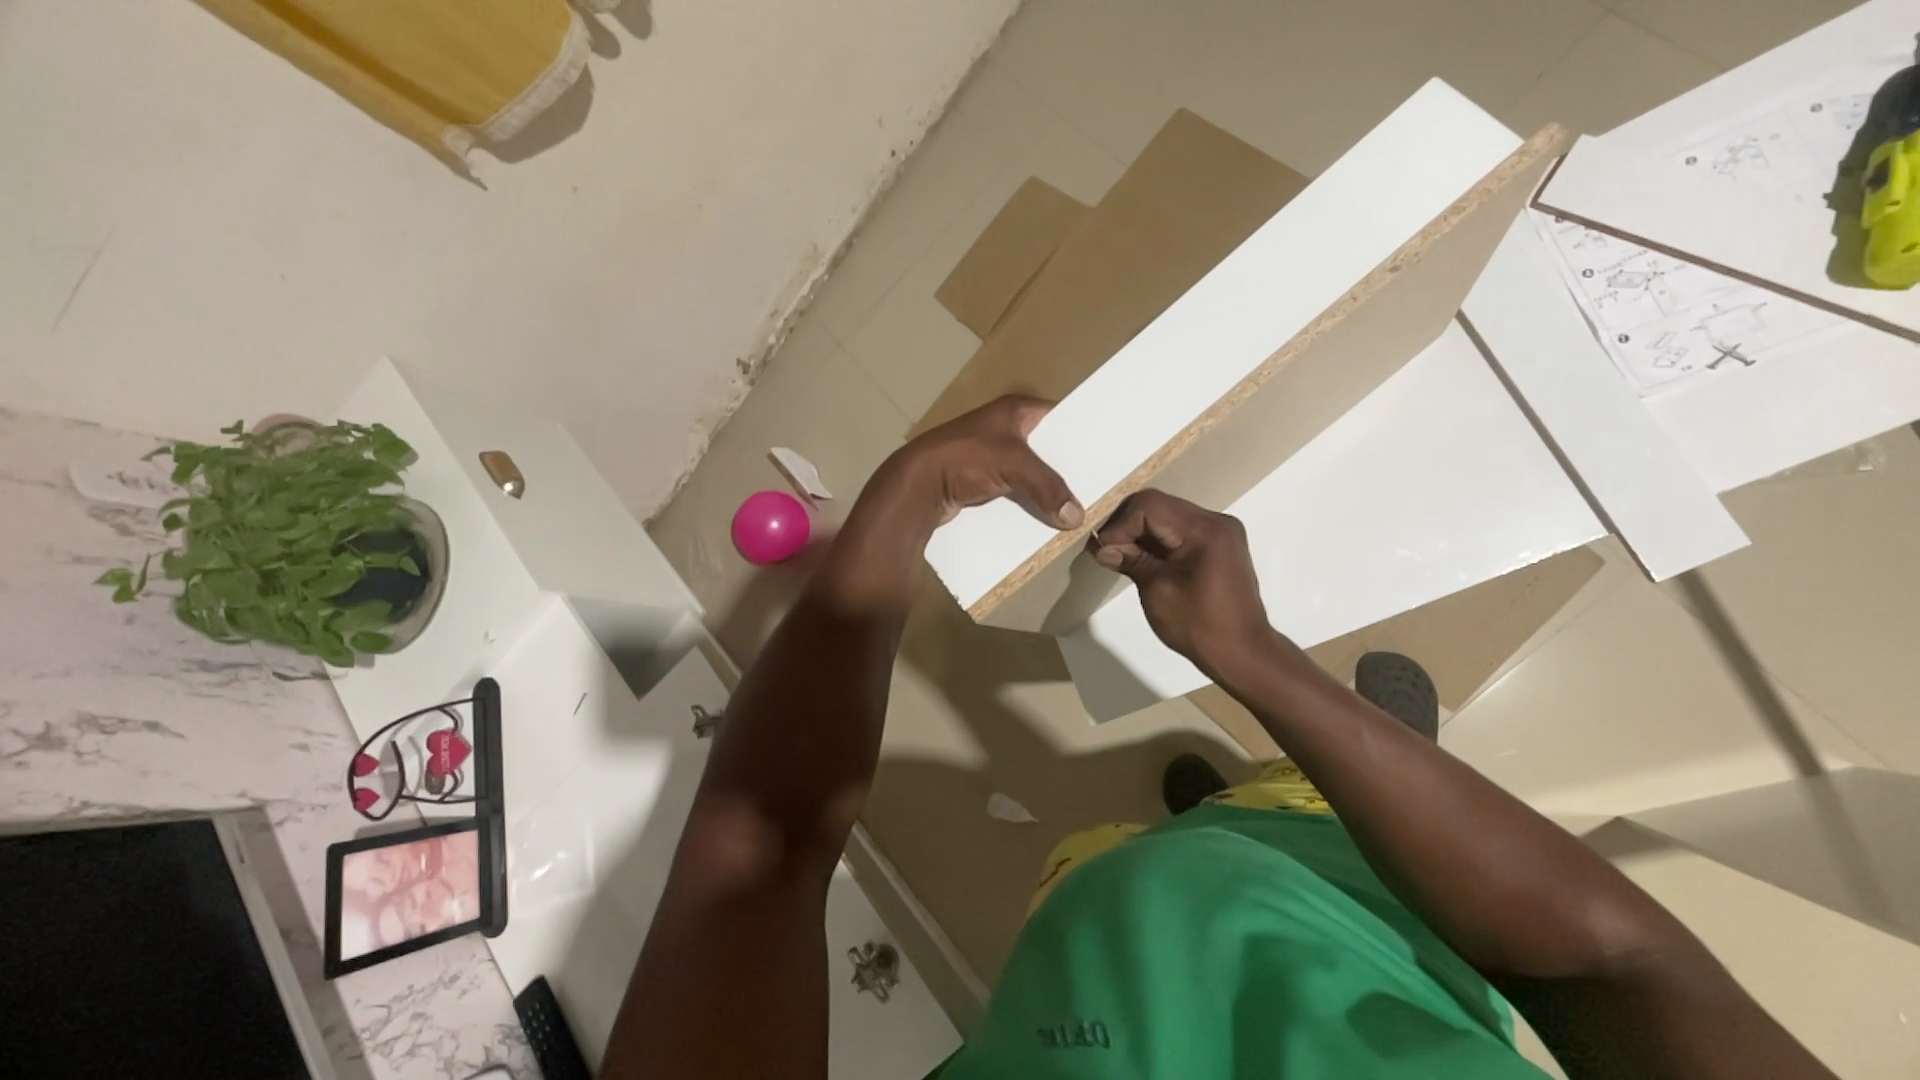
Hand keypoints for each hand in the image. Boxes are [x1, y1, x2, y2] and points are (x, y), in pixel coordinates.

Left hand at [869, 395, 1083, 529]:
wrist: (917, 485)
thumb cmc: (964, 458)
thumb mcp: (1014, 465)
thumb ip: (1048, 487)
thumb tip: (1077, 517)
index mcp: (1015, 411)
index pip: (1060, 417)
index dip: (1082, 432)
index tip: (1109, 453)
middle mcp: (1005, 429)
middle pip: (1048, 449)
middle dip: (1068, 468)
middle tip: (1101, 486)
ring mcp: (992, 457)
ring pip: (1033, 473)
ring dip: (1049, 490)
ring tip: (1081, 506)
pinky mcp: (982, 482)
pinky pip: (1016, 491)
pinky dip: (1030, 502)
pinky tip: (1049, 518)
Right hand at [1086, 489, 1274, 675]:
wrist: (1243, 653)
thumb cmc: (1199, 626)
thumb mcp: (1157, 591)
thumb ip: (1131, 561)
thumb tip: (1102, 548)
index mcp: (1205, 530)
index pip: (1150, 506)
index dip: (1120, 524)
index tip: (1102, 550)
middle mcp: (1217, 522)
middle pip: (1160, 507)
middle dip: (1128, 526)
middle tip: (1105, 551)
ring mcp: (1221, 533)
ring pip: (1169, 517)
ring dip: (1141, 533)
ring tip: (1120, 556)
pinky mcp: (1220, 546)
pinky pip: (1181, 531)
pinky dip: (1158, 541)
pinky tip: (1142, 559)